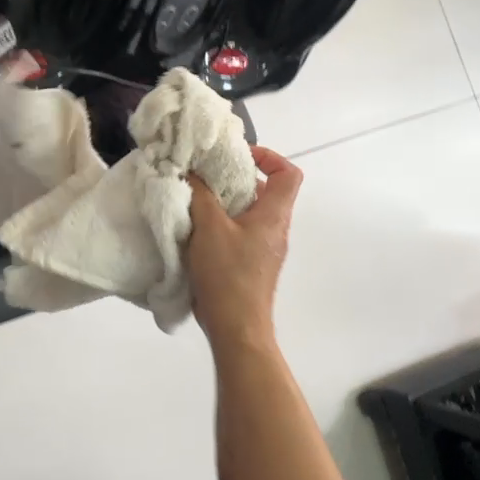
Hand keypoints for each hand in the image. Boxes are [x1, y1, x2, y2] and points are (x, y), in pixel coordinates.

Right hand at [187, 145, 300, 352]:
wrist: (236, 325)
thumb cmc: (227, 273)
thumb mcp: (209, 227)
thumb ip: (201, 195)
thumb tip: (191, 170)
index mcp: (273, 215)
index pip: (288, 174)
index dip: (268, 156)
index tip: (235, 154)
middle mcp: (274, 228)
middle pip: (265, 189)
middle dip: (235, 175)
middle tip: (204, 171)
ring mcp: (263, 247)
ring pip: (249, 209)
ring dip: (224, 197)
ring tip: (193, 193)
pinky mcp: (249, 261)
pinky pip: (238, 228)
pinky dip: (219, 218)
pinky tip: (194, 223)